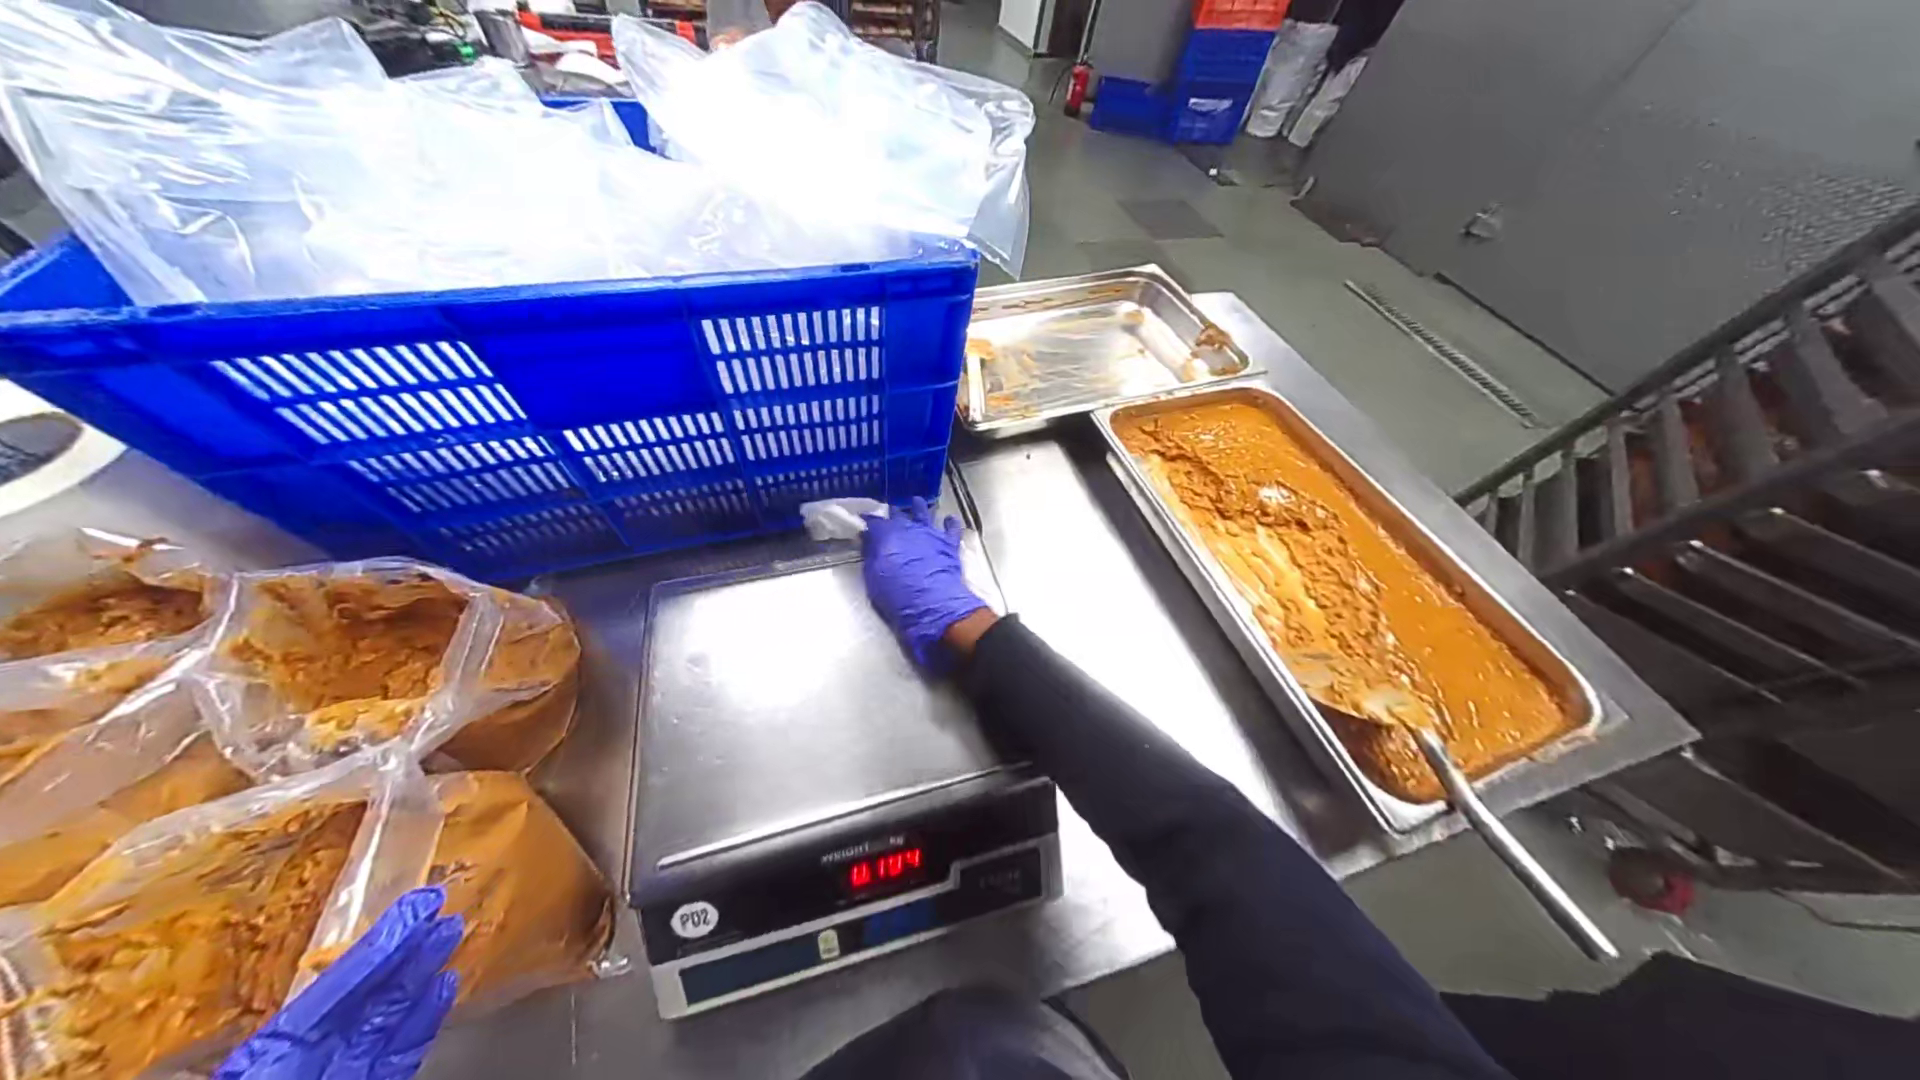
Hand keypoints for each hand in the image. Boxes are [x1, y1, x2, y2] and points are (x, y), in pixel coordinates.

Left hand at [215, 887, 462, 1079]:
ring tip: (452, 933)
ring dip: (419, 977)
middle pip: (355, 1004)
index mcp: (266, 1069)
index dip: (373, 950)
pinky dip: (422, 1024)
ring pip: (380, 1026)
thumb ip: (295, 1053)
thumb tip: (365, 1003)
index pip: (325, 999)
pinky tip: (446, 989)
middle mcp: (299, 1073)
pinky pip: (394, 1060)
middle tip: (441, 908)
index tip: (416, 906)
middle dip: (401, 955)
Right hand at [861, 497, 989, 667]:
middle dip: (893, 513)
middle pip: (899, 516)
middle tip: (890, 511)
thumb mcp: (873, 577)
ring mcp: (930, 535)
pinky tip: (950, 518)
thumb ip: (871, 555)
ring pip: (924, 514)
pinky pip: (951, 529)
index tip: (865, 520)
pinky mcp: (948, 545)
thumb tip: (868, 539)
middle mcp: (908, 529)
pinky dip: (950, 523)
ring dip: (919, 508)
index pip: (875, 522)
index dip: (869, 520)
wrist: (932, 606)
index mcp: (887, 535)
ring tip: (916, 501)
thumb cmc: (896, 596)